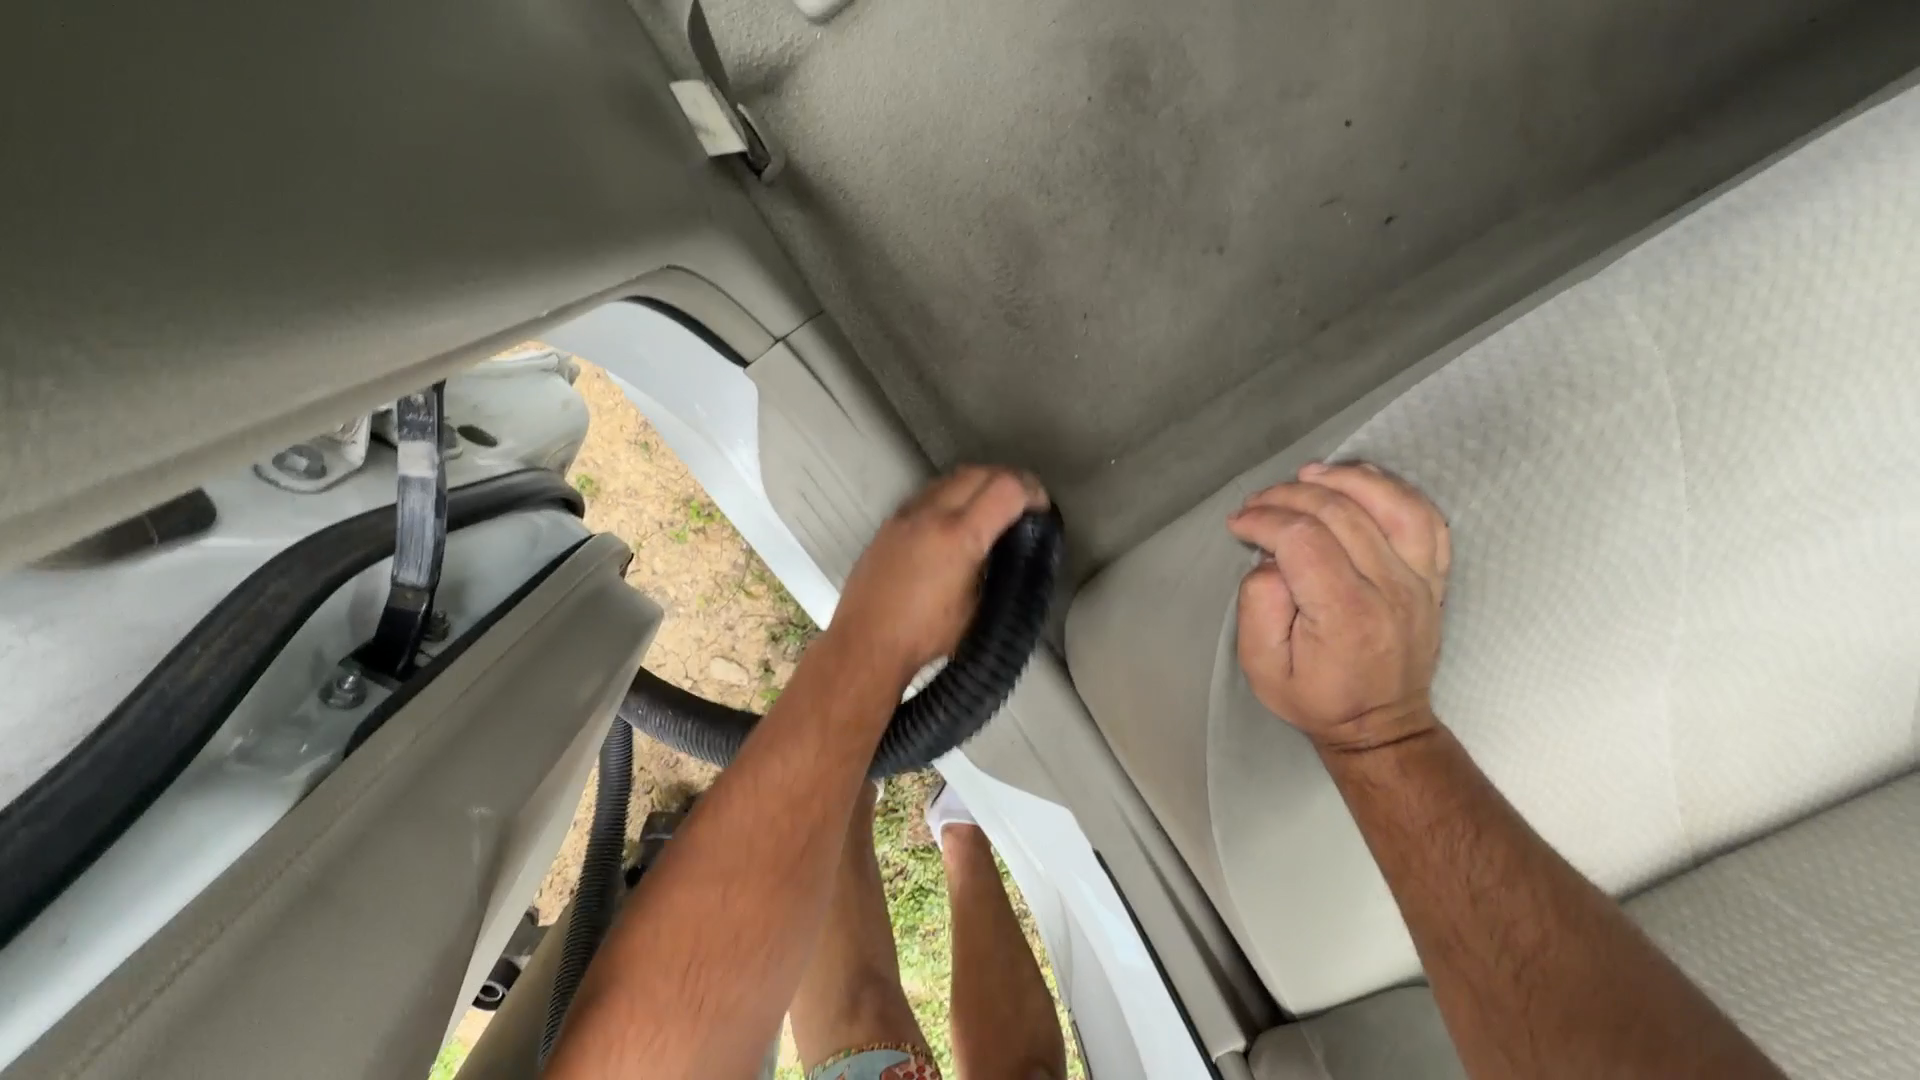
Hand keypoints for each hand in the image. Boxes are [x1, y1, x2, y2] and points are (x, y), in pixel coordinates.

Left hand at [828, 466, 1048, 686]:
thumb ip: (996, 570)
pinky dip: (952, 494)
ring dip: (979, 483)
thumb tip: (1008, 552)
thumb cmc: (923, 636)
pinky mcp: (890, 523)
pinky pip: (928, 492)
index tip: (1040, 506)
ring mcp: (906, 515)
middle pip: (980, 472)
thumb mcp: (978, 607)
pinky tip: (957, 518)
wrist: (866, 643)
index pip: (1006, 488)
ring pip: (951, 477)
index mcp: (958, 536)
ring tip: (992, 507)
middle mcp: (931, 515)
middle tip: (1024, 501)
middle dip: (1009, 480)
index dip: (1032, 492)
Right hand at [1228, 462, 1450, 751]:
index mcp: (1346, 614)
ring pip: (1392, 503)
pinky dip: (1392, 489)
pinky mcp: (1433, 575)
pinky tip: (1358, 481)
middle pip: (1341, 512)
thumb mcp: (1262, 667)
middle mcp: (1391, 589)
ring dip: (1344, 479)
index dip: (1264, 520)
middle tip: (1256, 504)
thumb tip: (1270, 559)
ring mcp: (1420, 579)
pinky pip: (1425, 516)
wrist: (1380, 726)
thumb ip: (1258, 606)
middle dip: (1287, 495)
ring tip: (1306, 475)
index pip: (1303, 538)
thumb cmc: (1315, 699)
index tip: (1238, 525)